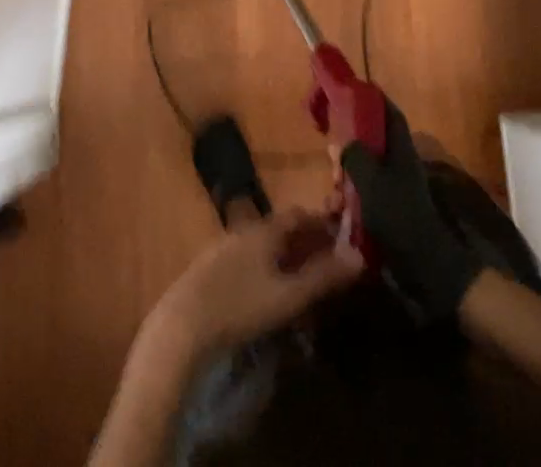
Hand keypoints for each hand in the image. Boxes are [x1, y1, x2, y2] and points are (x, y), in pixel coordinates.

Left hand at [144, 211, 362, 364]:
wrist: (181, 327)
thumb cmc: (240, 306)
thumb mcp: (289, 295)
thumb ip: (324, 276)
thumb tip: (360, 256)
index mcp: (263, 230)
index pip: (298, 214)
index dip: (321, 222)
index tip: (340, 236)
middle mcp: (242, 231)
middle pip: (279, 229)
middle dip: (304, 241)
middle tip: (325, 260)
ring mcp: (221, 250)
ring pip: (260, 246)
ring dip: (282, 256)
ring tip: (299, 279)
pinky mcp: (206, 271)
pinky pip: (244, 261)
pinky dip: (263, 268)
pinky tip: (265, 292)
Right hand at [333, 102, 483, 321]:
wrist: (423, 263)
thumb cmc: (398, 215)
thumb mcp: (370, 181)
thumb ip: (354, 155)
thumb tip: (343, 141)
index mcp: (400, 149)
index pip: (387, 112)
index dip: (370, 99)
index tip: (346, 92)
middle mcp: (398, 163)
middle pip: (368, 142)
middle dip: (345, 150)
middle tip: (332, 165)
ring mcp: (394, 187)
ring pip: (361, 171)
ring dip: (342, 181)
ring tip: (332, 201)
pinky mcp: (387, 209)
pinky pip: (361, 196)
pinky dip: (347, 202)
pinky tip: (335, 217)